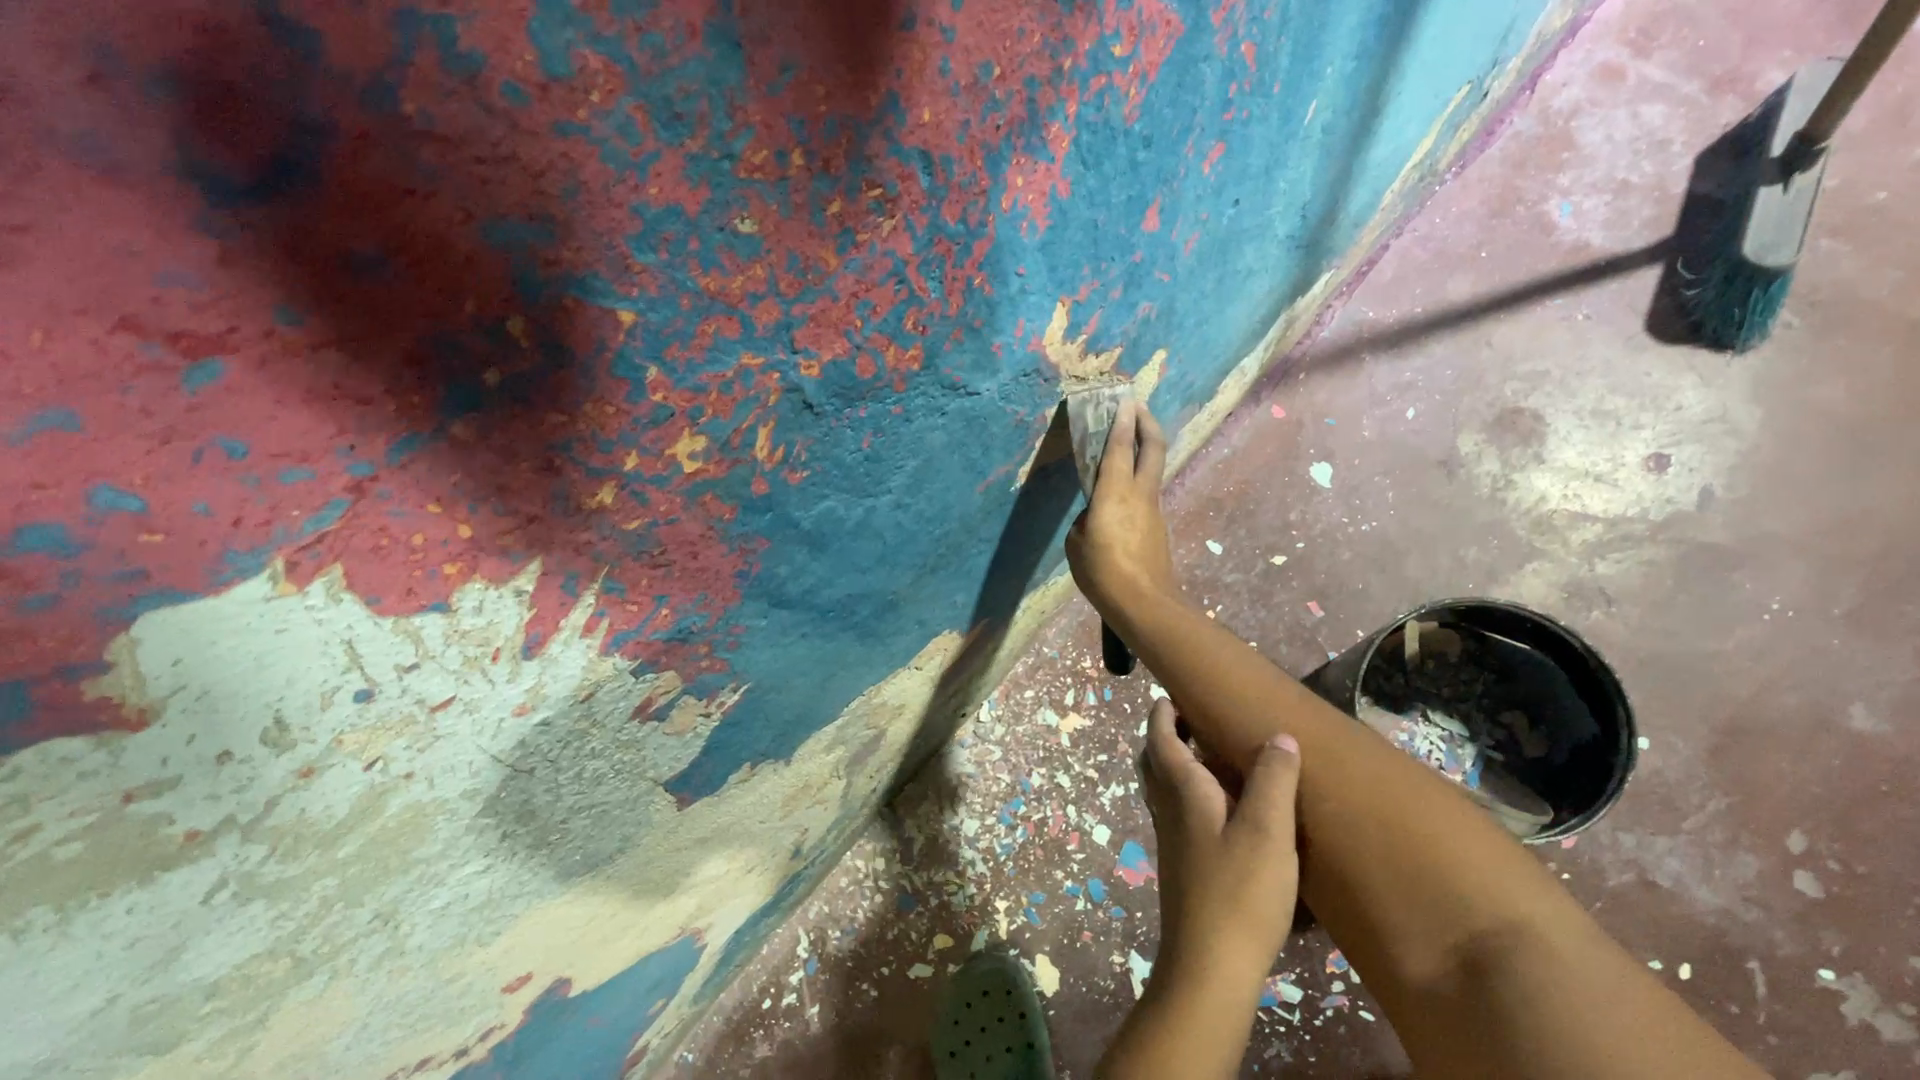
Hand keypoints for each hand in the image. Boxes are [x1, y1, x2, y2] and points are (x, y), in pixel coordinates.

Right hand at [1065, 399, 1178, 620]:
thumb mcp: (1077, 542)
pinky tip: (1123, 493)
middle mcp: (1140, 493)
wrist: (1144, 603)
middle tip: (1137, 406)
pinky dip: (1139, 479)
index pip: (1119, 447)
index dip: (1121, 421)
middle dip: (1146, 422)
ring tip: (1130, 442)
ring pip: (1153, 469)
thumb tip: (1097, 515)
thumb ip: (1087, 519)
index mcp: (1114, 492)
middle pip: (1153, 447)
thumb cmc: (1102, 572)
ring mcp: (1154, 509)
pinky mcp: (1158, 526)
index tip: (1123, 400)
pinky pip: (1147, 493)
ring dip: (1145, 449)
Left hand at [1140, 698, 1301, 988]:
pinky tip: (1221, 812)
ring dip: (1175, 767)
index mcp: (1183, 793)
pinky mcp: (1184, 870)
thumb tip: (1278, 735)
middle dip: (1163, 737)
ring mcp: (1173, 844)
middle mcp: (1169, 812)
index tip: (1168, 695)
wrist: (1209, 966)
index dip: (1162, 715)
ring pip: (1163, 792)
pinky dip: (1190, 797)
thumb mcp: (1267, 830)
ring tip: (1208, 759)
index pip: (1161, 740)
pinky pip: (1178, 816)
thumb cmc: (1238, 892)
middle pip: (1154, 764)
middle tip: (1186, 720)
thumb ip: (1273, 780)